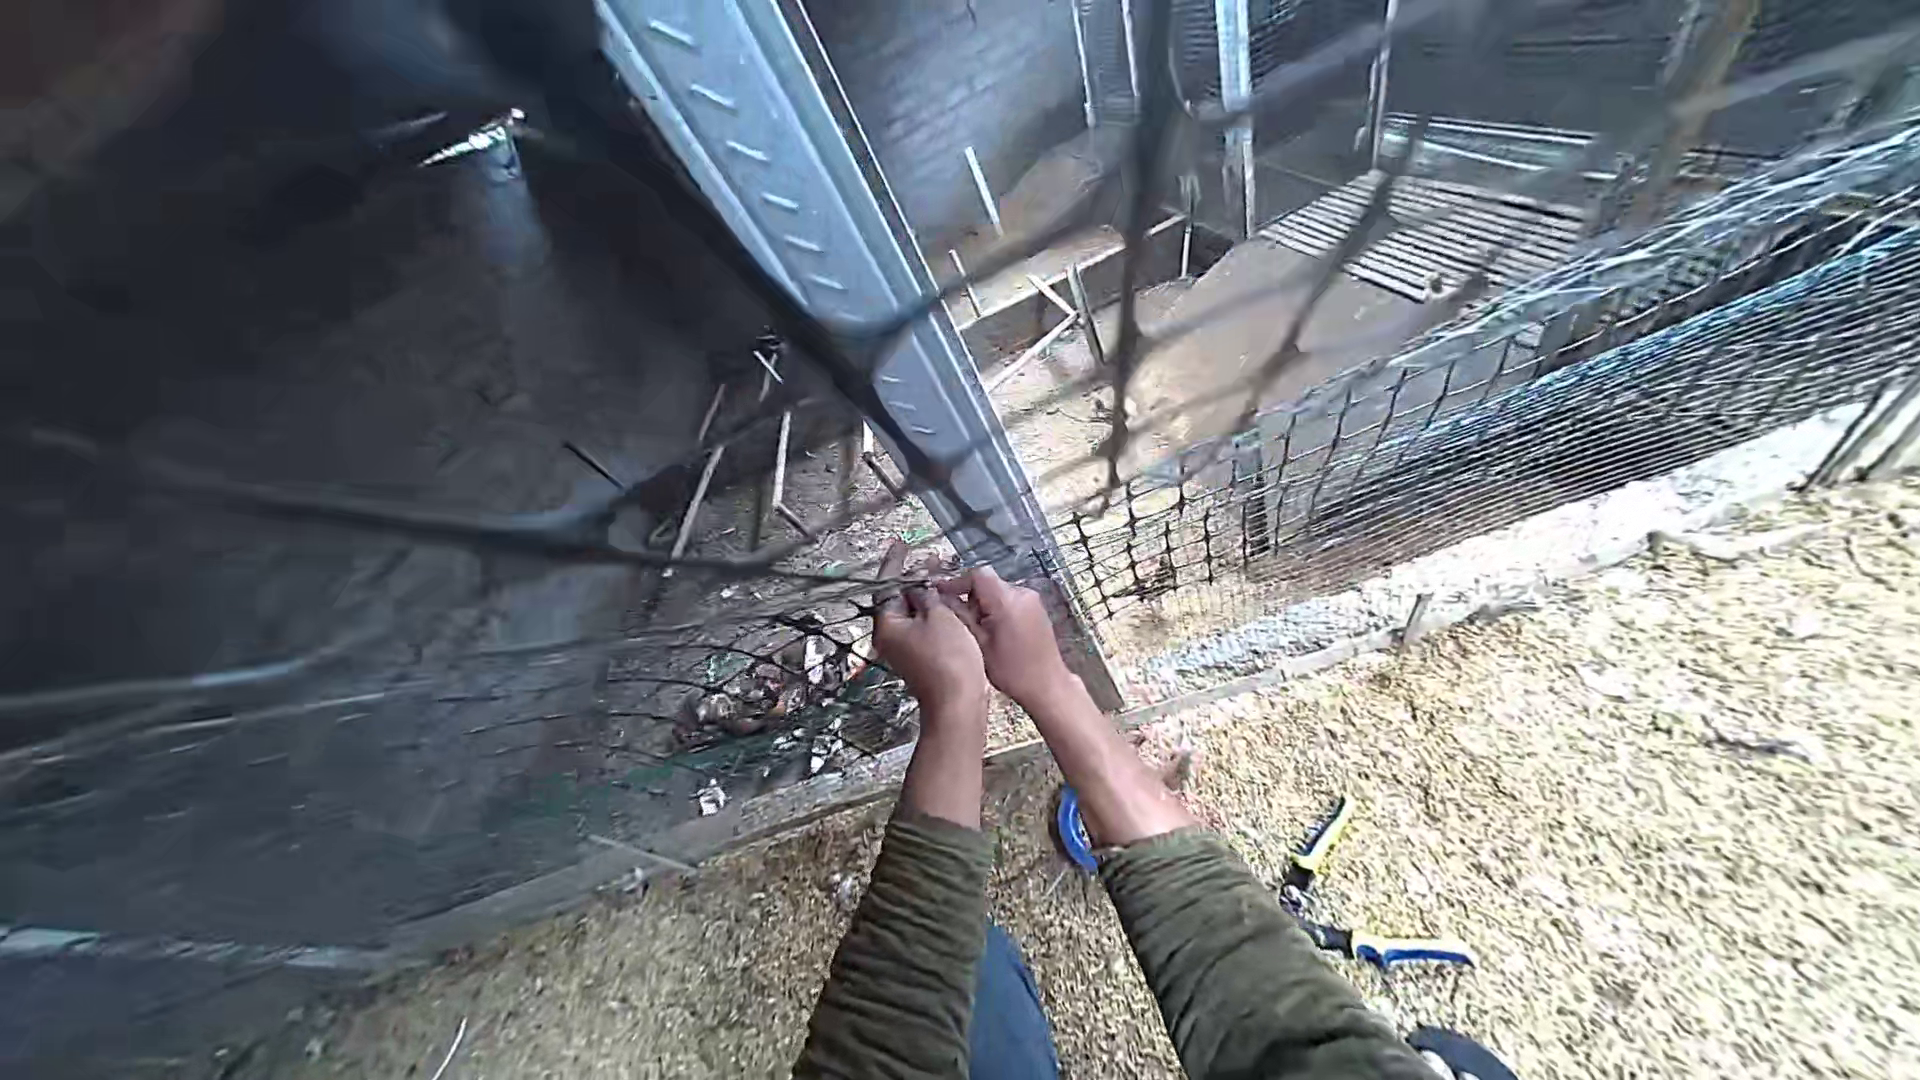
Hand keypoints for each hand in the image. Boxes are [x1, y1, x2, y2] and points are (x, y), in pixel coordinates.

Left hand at [872, 543, 988, 722]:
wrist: (958, 702)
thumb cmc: (948, 658)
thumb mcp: (939, 616)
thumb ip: (926, 595)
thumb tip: (918, 586)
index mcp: (888, 625)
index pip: (886, 585)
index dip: (895, 563)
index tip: (901, 544)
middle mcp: (890, 636)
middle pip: (898, 598)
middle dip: (915, 577)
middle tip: (933, 559)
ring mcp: (905, 647)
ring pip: (912, 611)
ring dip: (925, 592)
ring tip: (943, 574)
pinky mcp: (920, 655)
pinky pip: (922, 624)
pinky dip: (932, 609)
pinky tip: (947, 600)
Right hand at [936, 565, 1077, 708]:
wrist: (1048, 685)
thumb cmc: (1012, 671)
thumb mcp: (980, 645)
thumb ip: (961, 616)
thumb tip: (943, 598)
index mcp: (1007, 602)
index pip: (978, 575)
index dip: (957, 582)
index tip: (942, 594)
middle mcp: (1022, 594)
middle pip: (988, 582)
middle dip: (971, 596)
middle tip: (961, 619)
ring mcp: (1032, 600)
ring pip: (998, 590)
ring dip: (984, 603)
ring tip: (978, 628)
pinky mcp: (1037, 608)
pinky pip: (1010, 599)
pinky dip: (998, 608)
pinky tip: (994, 630)